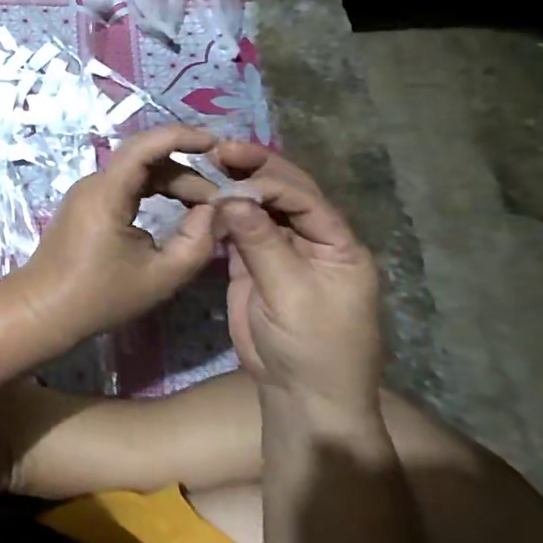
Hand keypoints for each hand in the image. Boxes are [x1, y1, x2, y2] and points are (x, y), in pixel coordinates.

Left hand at [19, 125, 219, 334]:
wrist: (45, 307)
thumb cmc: (99, 295)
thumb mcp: (161, 275)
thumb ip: (197, 240)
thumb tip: (217, 210)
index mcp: (105, 193)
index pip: (143, 147)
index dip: (180, 136)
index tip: (217, 142)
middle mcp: (93, 184)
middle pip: (144, 160)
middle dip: (187, 172)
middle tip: (223, 198)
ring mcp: (86, 193)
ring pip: (136, 173)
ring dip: (173, 183)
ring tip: (207, 206)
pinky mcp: (86, 205)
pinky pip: (125, 186)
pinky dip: (155, 192)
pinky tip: (179, 209)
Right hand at [212, 142, 383, 420]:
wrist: (300, 393)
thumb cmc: (313, 346)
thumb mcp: (292, 294)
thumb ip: (262, 244)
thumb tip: (230, 198)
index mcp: (339, 247)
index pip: (306, 200)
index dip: (271, 182)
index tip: (232, 174)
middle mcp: (313, 242)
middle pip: (286, 196)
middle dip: (255, 171)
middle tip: (218, 150)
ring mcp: (282, 253)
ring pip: (260, 209)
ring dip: (236, 188)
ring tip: (207, 165)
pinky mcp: (254, 266)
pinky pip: (240, 230)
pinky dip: (223, 213)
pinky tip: (203, 198)